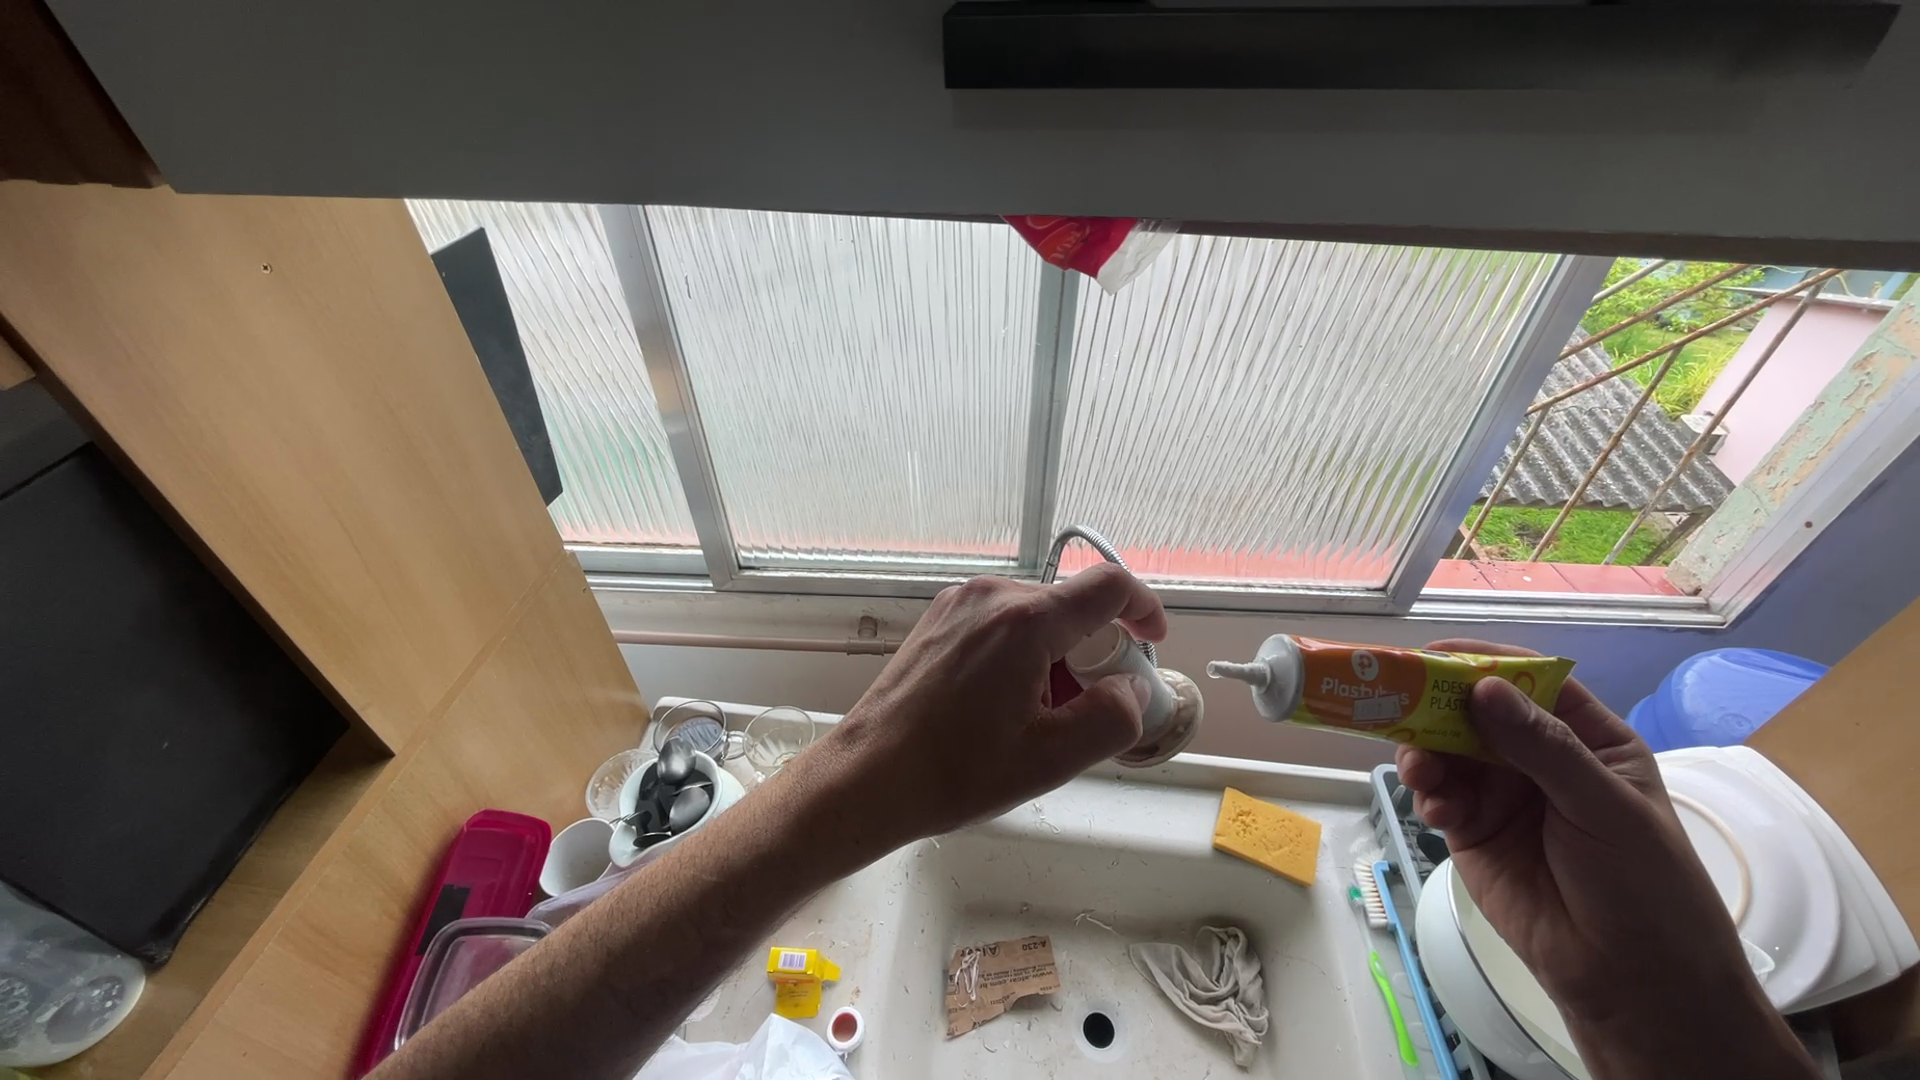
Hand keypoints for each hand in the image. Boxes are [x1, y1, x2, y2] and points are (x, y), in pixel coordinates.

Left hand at [813, 565, 1165, 846]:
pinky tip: (1001, 702)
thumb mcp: (1051, 758)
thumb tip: (1132, 689)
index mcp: (1025, 620)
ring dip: (1056, 656)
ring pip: (1035, 615)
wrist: (868, 774)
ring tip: (1035, 716)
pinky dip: (1021, 651)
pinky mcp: (939, 618)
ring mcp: (958, 603)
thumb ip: (1113, 718)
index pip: (1108, 585)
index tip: (1150, 641)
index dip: (1143, 608)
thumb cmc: (955, 770)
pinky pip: (1000, 621)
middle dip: (1094, 651)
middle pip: (1070, 605)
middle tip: (1085, 709)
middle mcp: (991, 596)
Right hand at [1396, 640, 1815, 1079]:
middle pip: (1473, 712)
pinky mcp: (1470, 826)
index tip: (1433, 655)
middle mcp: (1536, 758)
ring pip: (1444, 751)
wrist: (1631, 983)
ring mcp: (1499, 792)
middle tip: (1399, 709)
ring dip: (1425, 756)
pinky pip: (1436, 795)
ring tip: (1421, 776)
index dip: (1484, 662)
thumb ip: (1543, 747)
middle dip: (1436, 711)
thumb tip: (1483, 686)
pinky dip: (1428, 797)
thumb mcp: (1605, 809)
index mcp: (1585, 740)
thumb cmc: (1644, 887)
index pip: (1531, 682)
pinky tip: (1438, 816)